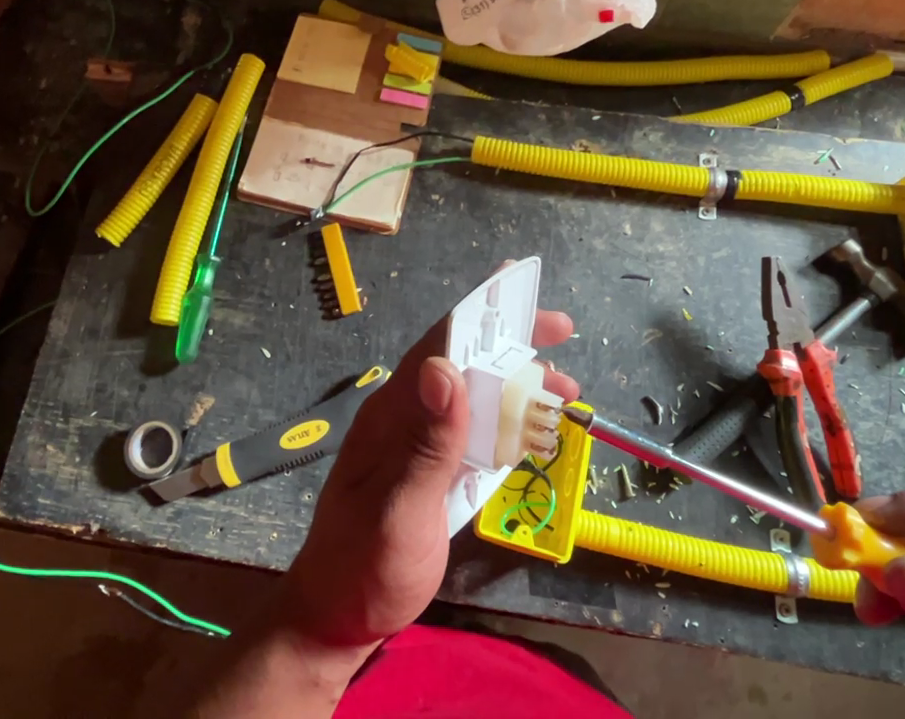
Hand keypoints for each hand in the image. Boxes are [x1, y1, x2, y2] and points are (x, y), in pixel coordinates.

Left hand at [272, 303, 576, 653]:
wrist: (338, 617)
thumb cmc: (363, 567)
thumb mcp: (398, 511)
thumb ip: (426, 444)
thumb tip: (445, 368)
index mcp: (391, 415)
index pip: (437, 347)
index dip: (478, 313)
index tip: (520, 288)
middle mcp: (406, 419)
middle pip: (461, 363)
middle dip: (510, 342)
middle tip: (561, 331)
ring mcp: (419, 446)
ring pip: (474, 398)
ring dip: (519, 385)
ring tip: (567, 389)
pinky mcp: (433, 473)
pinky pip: (475, 434)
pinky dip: (511, 424)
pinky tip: (538, 429)